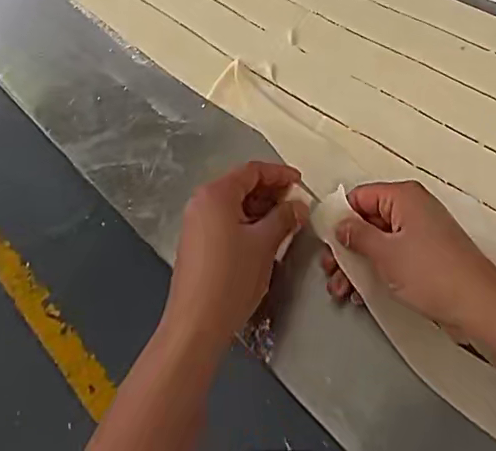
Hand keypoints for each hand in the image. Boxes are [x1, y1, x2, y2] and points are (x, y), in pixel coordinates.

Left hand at [165, 161, 307, 341]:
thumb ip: (284, 218)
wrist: (195, 325)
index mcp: (216, 194)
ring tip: (284, 222)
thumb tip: (298, 206)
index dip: (279, 174)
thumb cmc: (231, 278)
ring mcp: (195, 222)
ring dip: (260, 209)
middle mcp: (201, 201)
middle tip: (295, 203)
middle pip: (241, 185)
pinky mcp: (195, 242)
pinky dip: (246, 222)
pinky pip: (224, 220)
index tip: (299, 182)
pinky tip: (264, 237)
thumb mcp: (264, 244)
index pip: (252, 171)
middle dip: (270, 192)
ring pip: (233, 204)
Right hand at [322, 180, 495, 340]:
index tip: (326, 240)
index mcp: (403, 196)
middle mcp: (413, 208)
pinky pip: (394, 255)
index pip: (360, 196)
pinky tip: (363, 293)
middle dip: (347, 246)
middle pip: (368, 219)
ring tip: (342, 288)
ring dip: (358, 263)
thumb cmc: (435, 275)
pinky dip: (377, 270)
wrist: (479, 308)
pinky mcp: (428, 256)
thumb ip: (356, 235)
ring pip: (379, 241)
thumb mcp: (385, 253)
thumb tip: (340, 224)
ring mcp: (422, 232)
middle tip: (331, 268)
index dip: (340, 218)